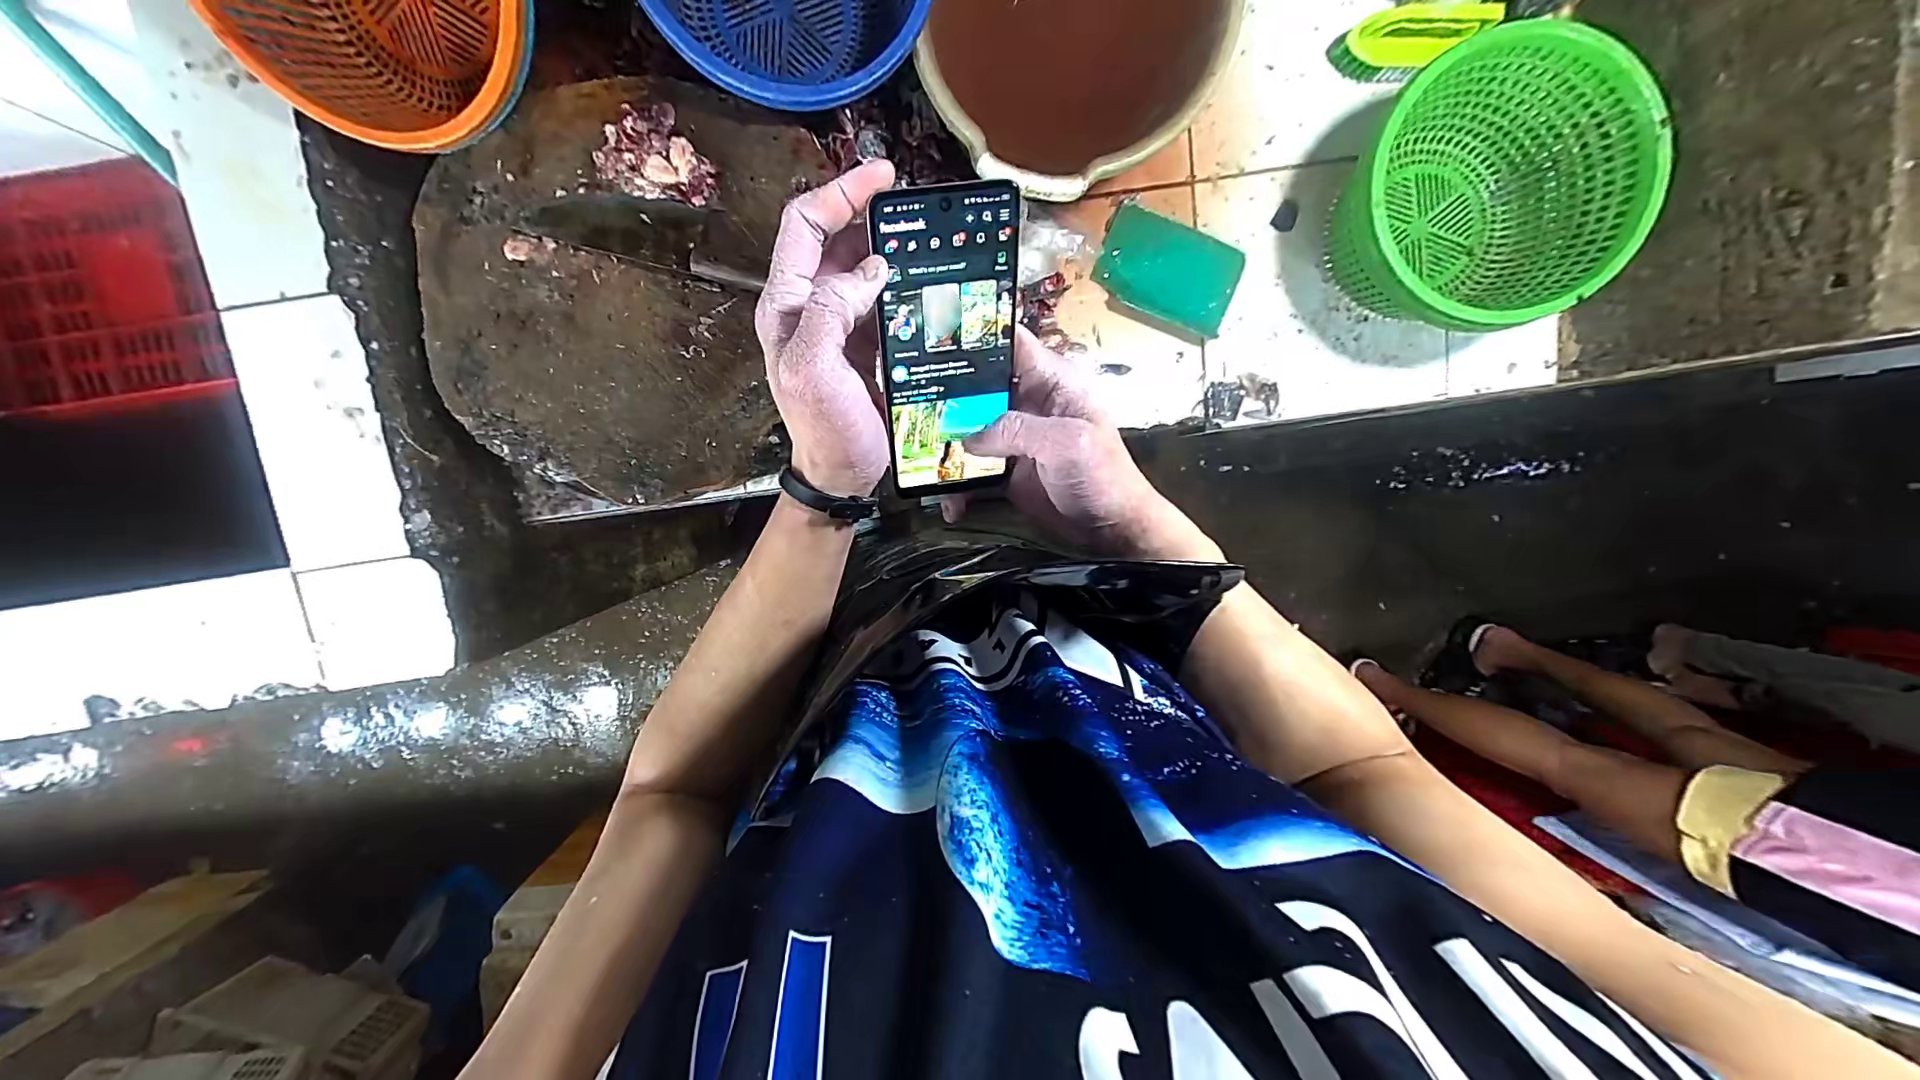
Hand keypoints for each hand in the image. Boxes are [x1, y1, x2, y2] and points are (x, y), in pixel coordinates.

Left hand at [756, 160, 896, 496]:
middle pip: (837, 240)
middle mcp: (811, 306)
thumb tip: (870, 270)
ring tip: (927, 240)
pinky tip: (927, 283)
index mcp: (788, 304)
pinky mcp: (864, 343)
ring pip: (864, 268)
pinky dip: (904, 285)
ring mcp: (840, 325)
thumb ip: (831, 311)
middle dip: (871, 215)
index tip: (882, 176)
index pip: (805, 226)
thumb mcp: (813, 369)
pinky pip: (884, 301)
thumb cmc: (822, 427)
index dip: (840, 193)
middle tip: (915, 208)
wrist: (841, 472)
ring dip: (892, 249)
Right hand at [945, 327, 1222, 560]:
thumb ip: (1017, 429)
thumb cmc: (1105, 478)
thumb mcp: (1067, 442)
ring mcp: (1015, 440)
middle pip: (977, 389)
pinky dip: (958, 488)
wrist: (1112, 531)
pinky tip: (950, 504)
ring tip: (922, 463)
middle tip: (910, 408)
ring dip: (945, 449)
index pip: (1011, 344)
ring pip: (967, 432)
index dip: (977, 336)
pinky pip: (972, 472)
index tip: (936, 340)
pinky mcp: (1006, 473)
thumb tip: (969, 438)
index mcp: (1051, 383)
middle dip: (945, 398)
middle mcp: (1028, 405)